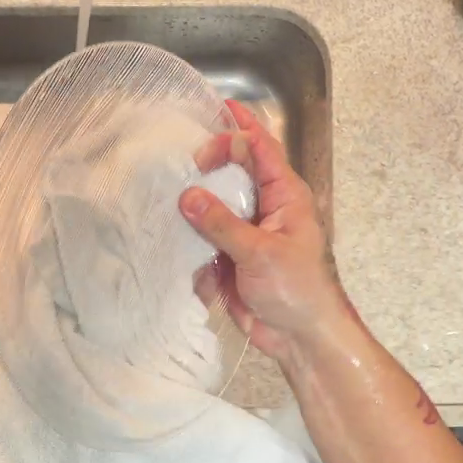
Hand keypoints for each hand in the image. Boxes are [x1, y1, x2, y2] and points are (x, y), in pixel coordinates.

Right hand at [179, 100, 355, 365]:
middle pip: (234, 172)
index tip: (207, 125)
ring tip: (163, 183)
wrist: (299, 337)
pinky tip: (166, 226)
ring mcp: (245, 233)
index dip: (236, 131)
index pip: (260, 149)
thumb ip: (222, 224)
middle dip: (209, 159)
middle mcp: (264, 208)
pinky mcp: (229, 258)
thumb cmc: (297, 290)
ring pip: (215, 205)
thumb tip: (187, 196)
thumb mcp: (260, 252)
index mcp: (285, 195)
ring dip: (193, 198)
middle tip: (178, 151)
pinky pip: (204, 238)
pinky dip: (188, 234)